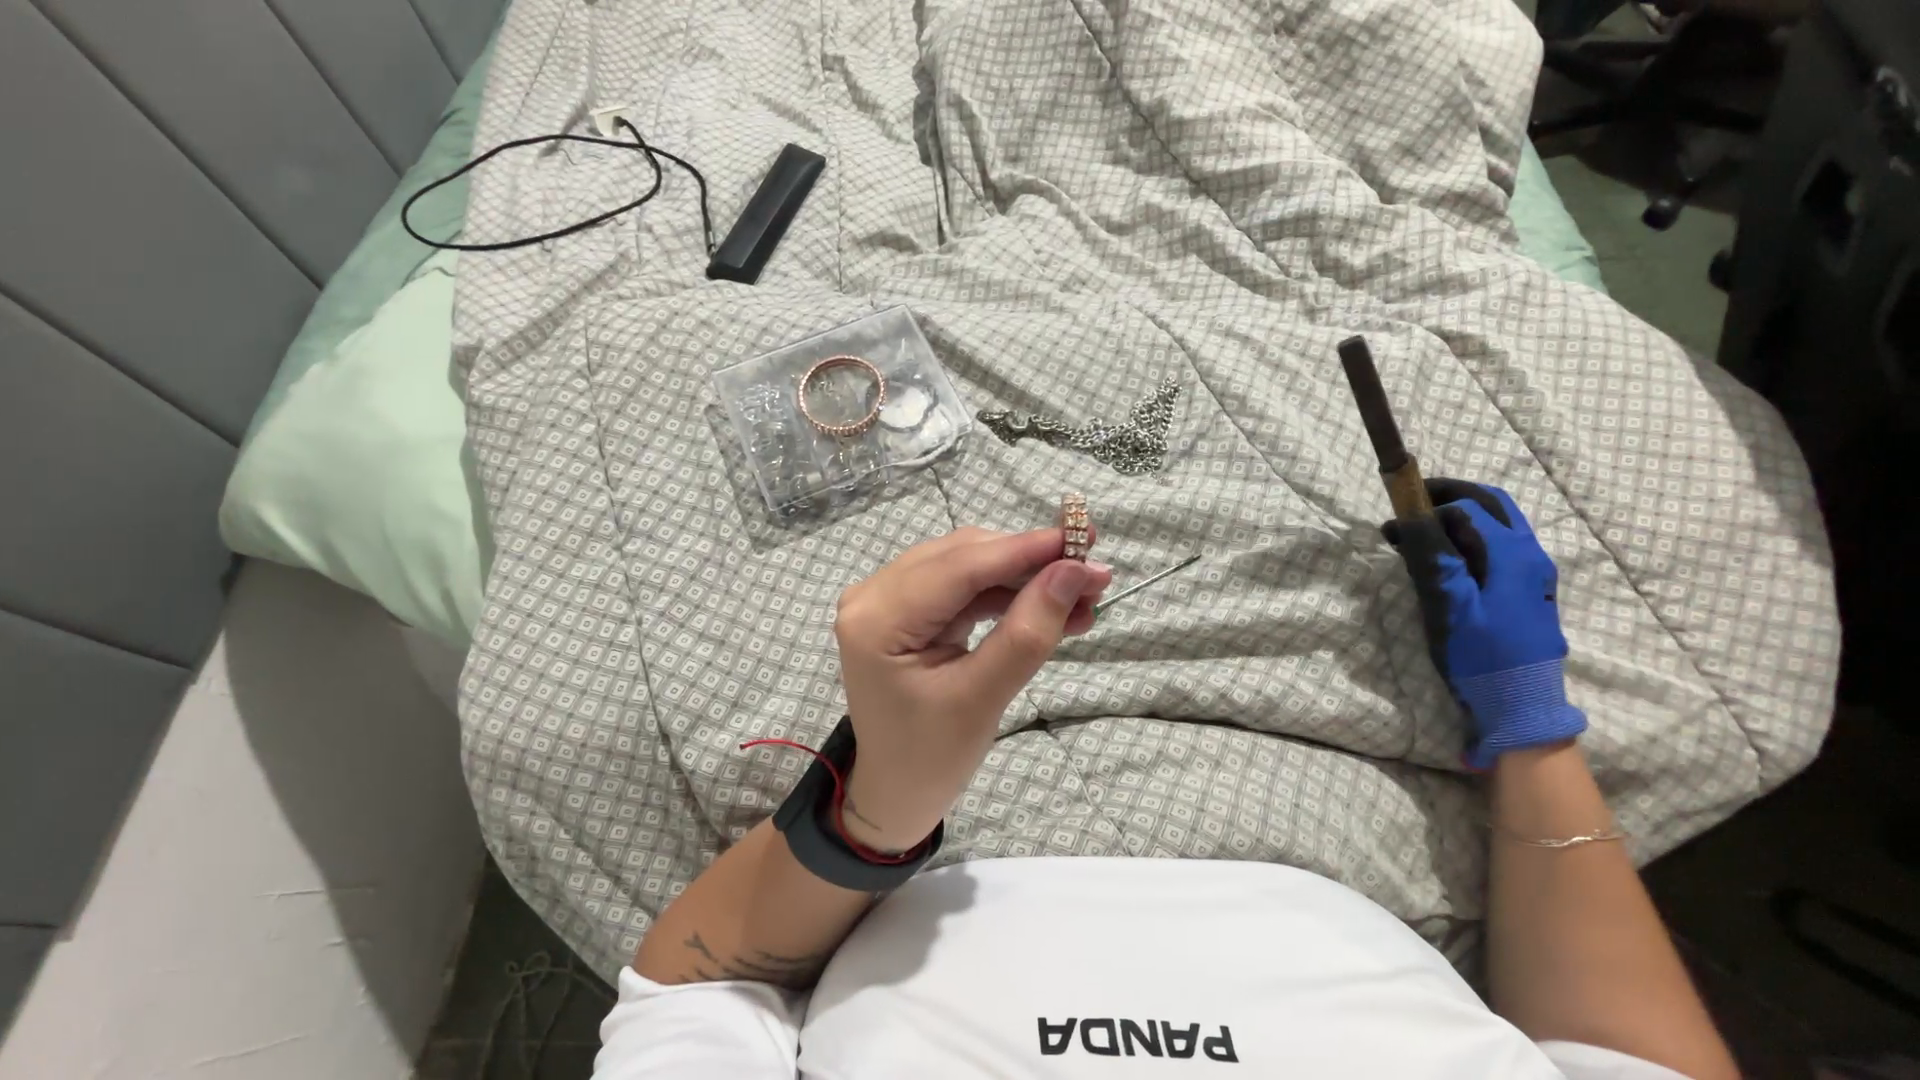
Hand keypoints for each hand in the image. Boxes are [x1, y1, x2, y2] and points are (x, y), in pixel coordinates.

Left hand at [833, 527, 1111, 850]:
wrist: (895, 791)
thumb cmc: (931, 757)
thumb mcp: (983, 698)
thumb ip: (1027, 632)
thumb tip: (1073, 571)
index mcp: (877, 618)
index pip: (960, 566)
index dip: (1026, 548)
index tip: (1086, 537)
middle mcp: (873, 595)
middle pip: (964, 557)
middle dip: (1032, 563)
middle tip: (1097, 576)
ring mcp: (887, 599)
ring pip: (968, 567)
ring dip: (1026, 578)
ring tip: (1084, 598)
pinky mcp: (905, 609)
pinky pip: (963, 588)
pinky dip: (1008, 595)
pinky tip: (1052, 607)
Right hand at [1382, 479, 1585, 768]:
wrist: (1521, 706)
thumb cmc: (1480, 655)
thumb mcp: (1447, 605)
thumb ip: (1431, 556)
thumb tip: (1409, 515)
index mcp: (1512, 554)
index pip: (1466, 507)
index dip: (1426, 507)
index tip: (1390, 525)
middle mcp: (1531, 555)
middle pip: (1493, 505)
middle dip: (1450, 497)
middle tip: (1411, 503)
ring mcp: (1535, 575)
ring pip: (1500, 525)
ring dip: (1460, 518)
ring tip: (1421, 534)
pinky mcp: (1530, 593)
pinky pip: (1501, 548)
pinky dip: (1471, 540)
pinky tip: (1448, 561)